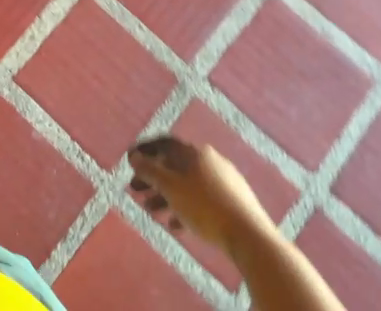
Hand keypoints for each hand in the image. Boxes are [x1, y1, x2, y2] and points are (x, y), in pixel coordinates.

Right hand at [127, 137, 276, 253]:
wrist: (250, 237)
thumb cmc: (204, 207)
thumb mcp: (170, 188)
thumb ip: (149, 170)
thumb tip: (133, 156)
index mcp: (195, 153)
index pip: (164, 143)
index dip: (144, 149)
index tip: (130, 160)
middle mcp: (211, 161)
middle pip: (175, 166)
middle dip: (153, 179)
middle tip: (136, 190)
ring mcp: (225, 182)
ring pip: (188, 185)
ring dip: (167, 196)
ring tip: (152, 211)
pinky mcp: (235, 203)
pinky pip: (203, 200)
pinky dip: (186, 208)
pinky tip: (176, 225)